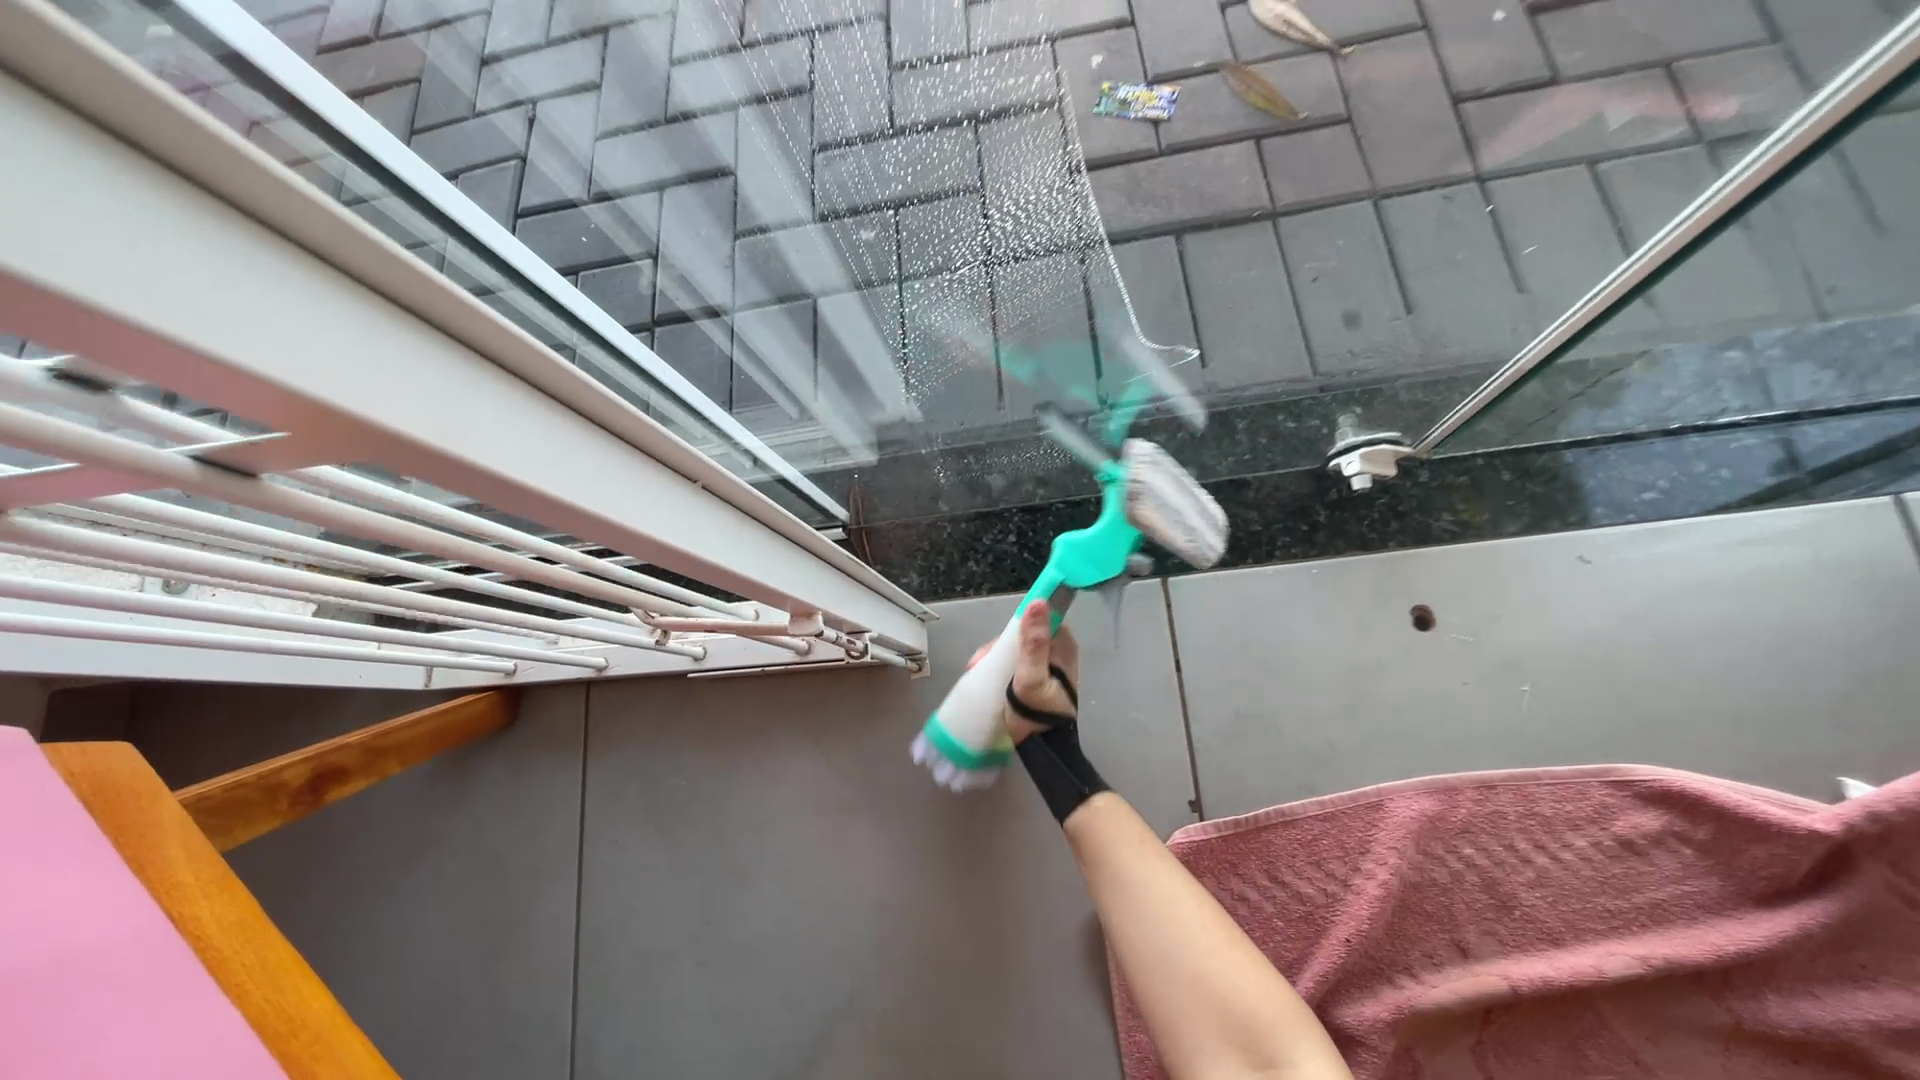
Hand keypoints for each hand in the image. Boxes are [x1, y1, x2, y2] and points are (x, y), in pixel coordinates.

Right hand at [968, 599, 1078, 743]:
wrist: (1042, 750)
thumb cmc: (1037, 713)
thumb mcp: (1030, 677)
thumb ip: (1033, 642)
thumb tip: (1037, 602)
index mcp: (1063, 646)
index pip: (1038, 619)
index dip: (1014, 626)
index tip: (995, 646)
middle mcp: (1060, 651)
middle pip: (1024, 633)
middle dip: (1000, 646)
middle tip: (979, 663)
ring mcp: (1051, 664)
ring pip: (1018, 647)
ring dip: (997, 656)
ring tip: (977, 670)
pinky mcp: (1041, 676)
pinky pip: (1018, 661)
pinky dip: (1002, 666)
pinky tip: (986, 674)